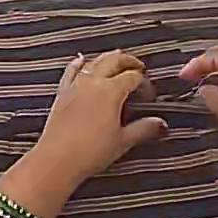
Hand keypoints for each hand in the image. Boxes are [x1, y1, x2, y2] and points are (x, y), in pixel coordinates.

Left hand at [0, 51, 166, 217]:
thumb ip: (143, 129)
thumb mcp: (123, 141)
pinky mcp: (63, 94)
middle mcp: (93, 82)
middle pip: (114, 61)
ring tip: (116, 57)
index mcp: (111, 91)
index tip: (148, 92)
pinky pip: (72, 71)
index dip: (143, 82)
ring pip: (94, 62)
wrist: (57, 160)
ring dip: (107, 58)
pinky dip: (79, 64)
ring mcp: (75, 86)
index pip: (132, 77)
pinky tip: (81, 60)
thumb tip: (160, 124)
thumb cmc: (90, 151)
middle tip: (138, 65)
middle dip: (128, 61)